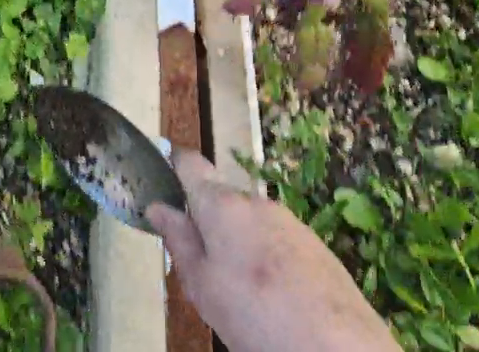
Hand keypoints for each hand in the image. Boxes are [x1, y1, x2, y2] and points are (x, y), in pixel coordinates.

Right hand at [145, 152, 400, 351]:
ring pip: (253, 224)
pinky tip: (277, 299)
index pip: (190, 163)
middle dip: (210, 224)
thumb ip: (179, 241)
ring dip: (241, 244)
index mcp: (221, 205)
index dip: (173, 163)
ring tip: (243, 290)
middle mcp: (257, 203)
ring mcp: (293, 225)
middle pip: (222, 201)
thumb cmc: (256, 315)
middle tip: (205, 266)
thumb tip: (157, 207)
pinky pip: (281, 244)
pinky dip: (271, 261)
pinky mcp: (321, 250)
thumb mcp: (202, 285)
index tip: (161, 180)